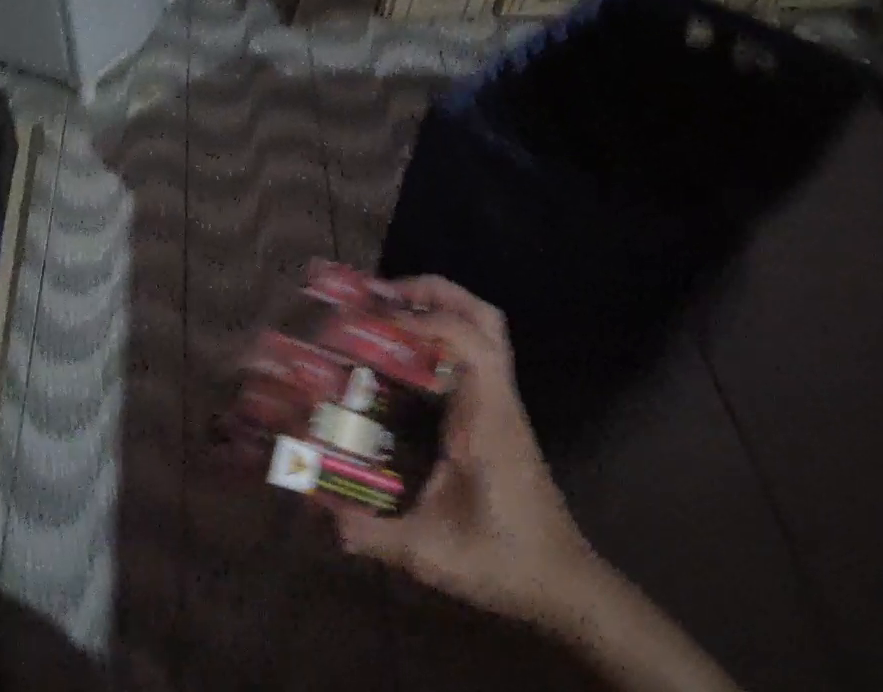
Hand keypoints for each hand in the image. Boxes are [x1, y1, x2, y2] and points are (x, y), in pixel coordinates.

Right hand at [332, 276, 597, 625]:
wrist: (567, 589)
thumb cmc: (505, 564)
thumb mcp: (429, 555)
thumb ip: (367, 532)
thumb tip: (315, 512)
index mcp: (486, 421)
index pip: (467, 341)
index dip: (417, 320)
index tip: (365, 326)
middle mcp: (497, 402)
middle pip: (482, 318)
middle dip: (429, 294)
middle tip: (375, 298)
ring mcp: (500, 407)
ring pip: (483, 331)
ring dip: (434, 310)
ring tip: (382, 314)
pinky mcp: (496, 418)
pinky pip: (471, 357)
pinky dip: (436, 340)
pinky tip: (396, 360)